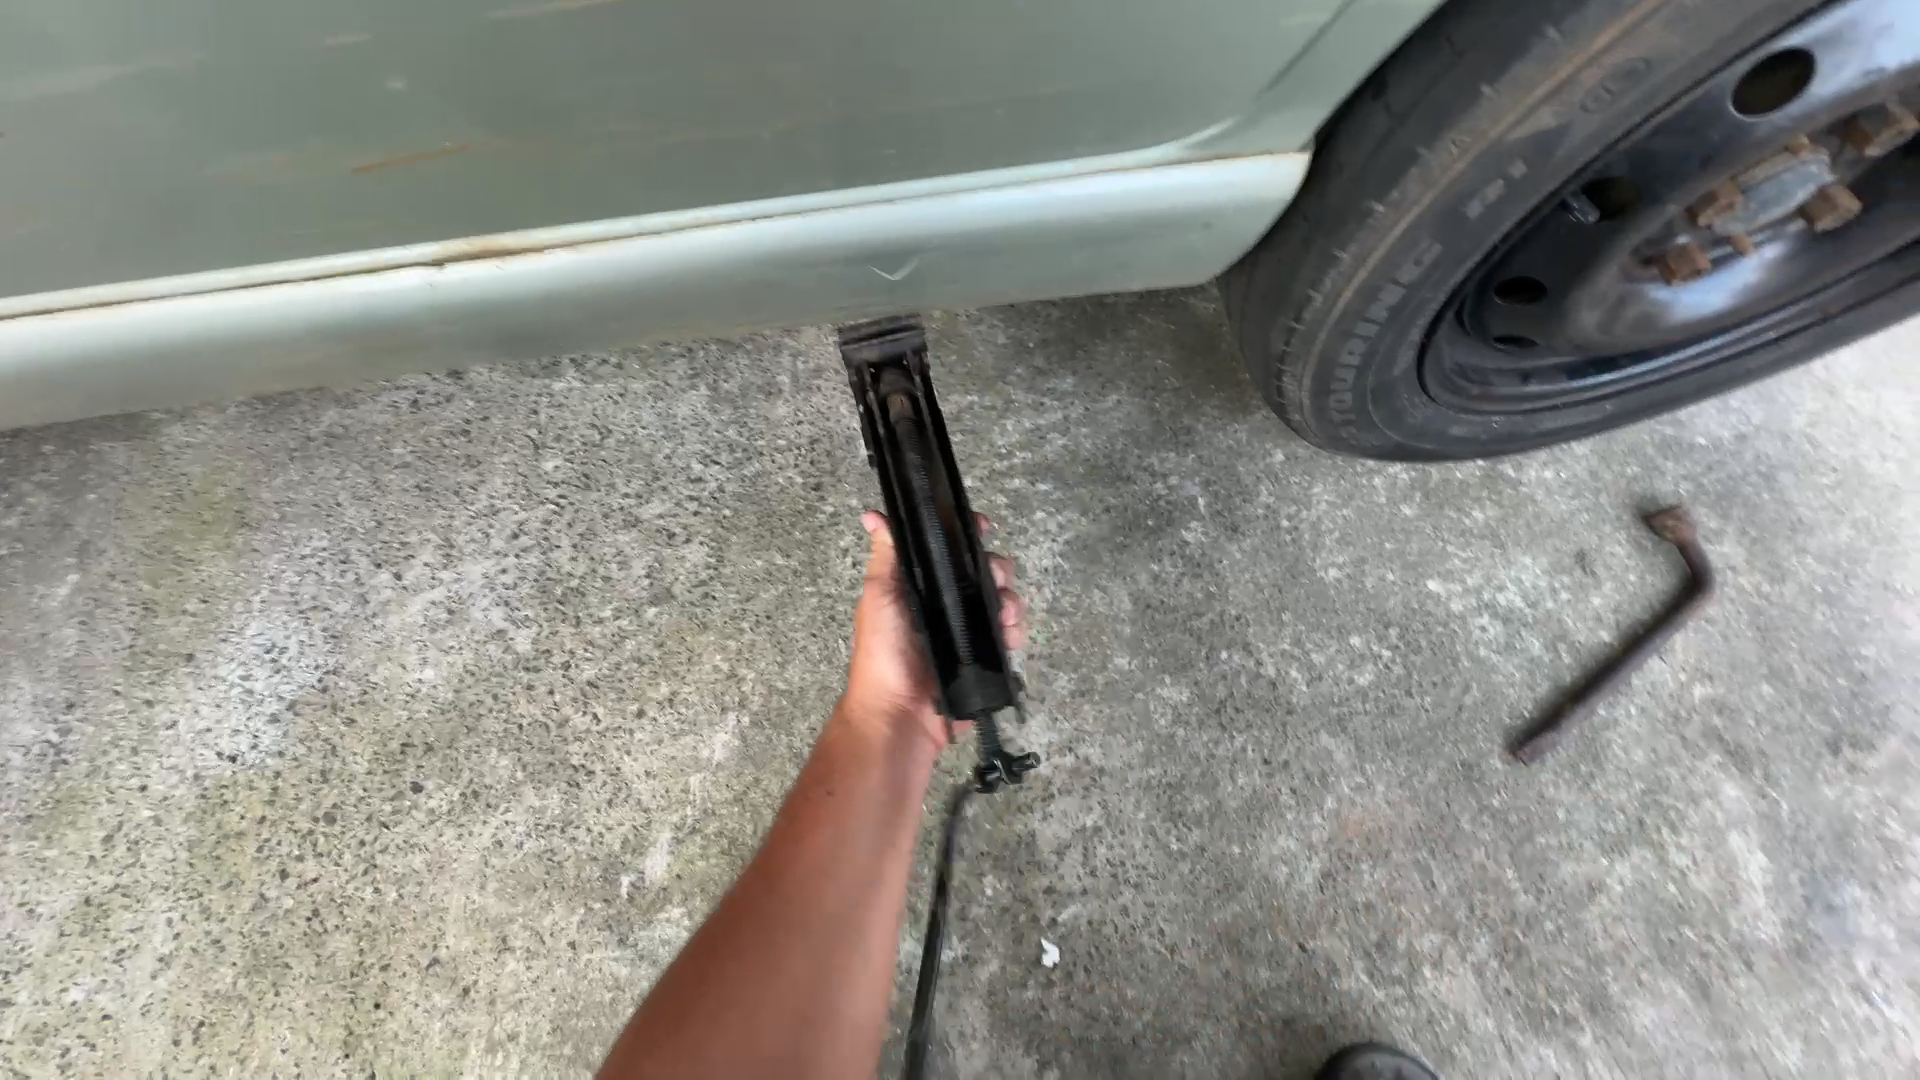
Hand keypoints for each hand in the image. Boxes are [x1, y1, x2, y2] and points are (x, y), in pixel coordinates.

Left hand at [841, 510, 1027, 751]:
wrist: (899, 714)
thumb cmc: (883, 652)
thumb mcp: (879, 597)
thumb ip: (886, 557)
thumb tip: (874, 514)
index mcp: (921, 587)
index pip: (950, 553)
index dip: (967, 536)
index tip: (981, 526)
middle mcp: (947, 605)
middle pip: (983, 573)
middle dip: (996, 568)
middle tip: (996, 576)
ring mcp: (968, 633)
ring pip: (1001, 601)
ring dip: (1010, 600)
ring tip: (1005, 613)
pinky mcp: (984, 658)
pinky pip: (1008, 636)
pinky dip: (1014, 631)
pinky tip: (1010, 634)